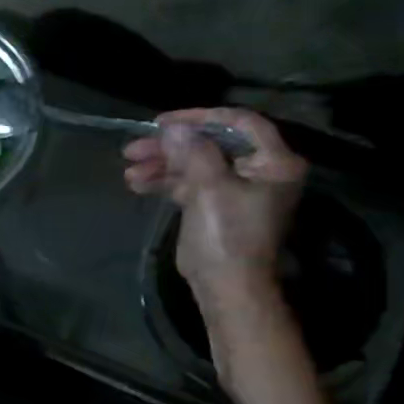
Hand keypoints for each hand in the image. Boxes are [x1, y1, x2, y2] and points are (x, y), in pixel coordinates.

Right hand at [121, 107, 306, 291]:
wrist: (226, 285)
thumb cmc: (227, 235)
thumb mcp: (210, 188)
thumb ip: (193, 153)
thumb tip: (173, 127)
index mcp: (274, 162)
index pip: (238, 124)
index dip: (199, 118)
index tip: (161, 122)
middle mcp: (259, 171)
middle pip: (211, 145)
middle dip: (170, 147)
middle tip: (133, 149)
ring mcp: (236, 189)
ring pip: (195, 165)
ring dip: (161, 166)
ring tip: (129, 171)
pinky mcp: (215, 206)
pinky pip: (189, 185)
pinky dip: (165, 182)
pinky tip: (137, 184)